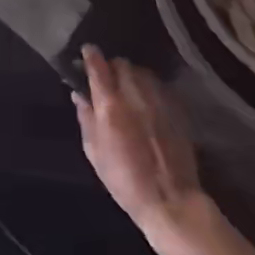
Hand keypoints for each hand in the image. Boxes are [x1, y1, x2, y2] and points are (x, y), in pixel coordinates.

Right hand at [73, 44, 204, 234]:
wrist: (171, 200)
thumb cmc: (125, 182)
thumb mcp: (94, 153)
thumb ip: (86, 118)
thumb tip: (79, 94)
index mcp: (111, 105)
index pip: (98, 65)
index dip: (90, 55)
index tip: (86, 53)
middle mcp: (135, 94)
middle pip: (122, 63)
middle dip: (112, 67)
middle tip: (107, 81)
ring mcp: (158, 99)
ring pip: (141, 71)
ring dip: (131, 76)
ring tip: (127, 90)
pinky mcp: (175, 108)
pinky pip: (157, 85)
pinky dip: (148, 87)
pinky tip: (146, 103)